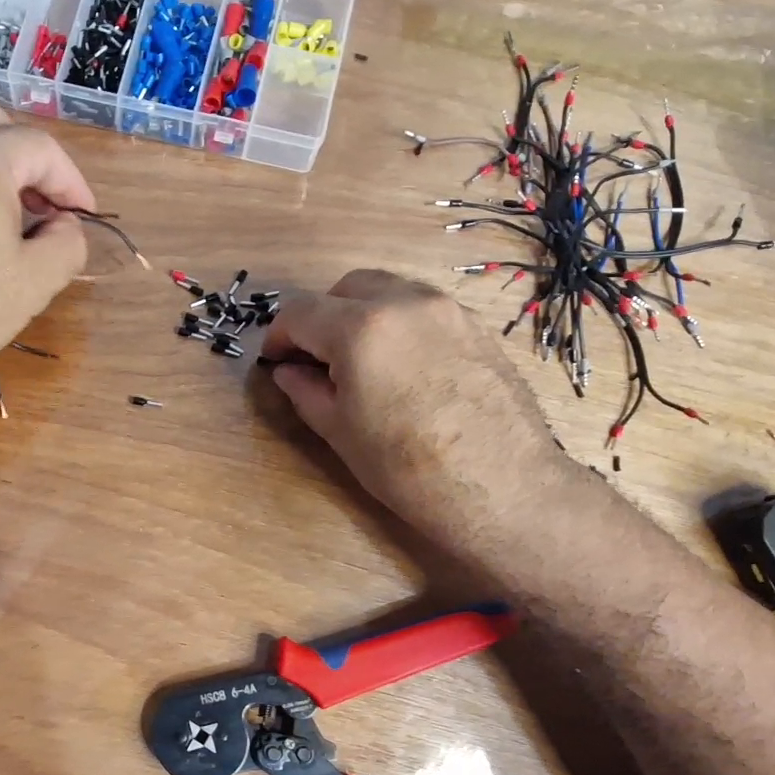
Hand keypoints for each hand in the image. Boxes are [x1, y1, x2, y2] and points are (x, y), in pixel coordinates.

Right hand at [263, 269, 569, 538]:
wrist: (501, 486)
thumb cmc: (406, 468)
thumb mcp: (340, 432)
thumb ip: (306, 391)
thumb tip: (288, 372)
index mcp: (360, 328)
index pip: (300, 312)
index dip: (278, 336)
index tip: (274, 362)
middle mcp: (404, 302)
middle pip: (347, 287)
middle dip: (321, 316)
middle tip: (315, 359)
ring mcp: (446, 309)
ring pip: (389, 290)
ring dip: (362, 314)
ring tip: (360, 362)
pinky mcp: (476, 326)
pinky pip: (423, 309)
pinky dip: (399, 324)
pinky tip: (401, 368)